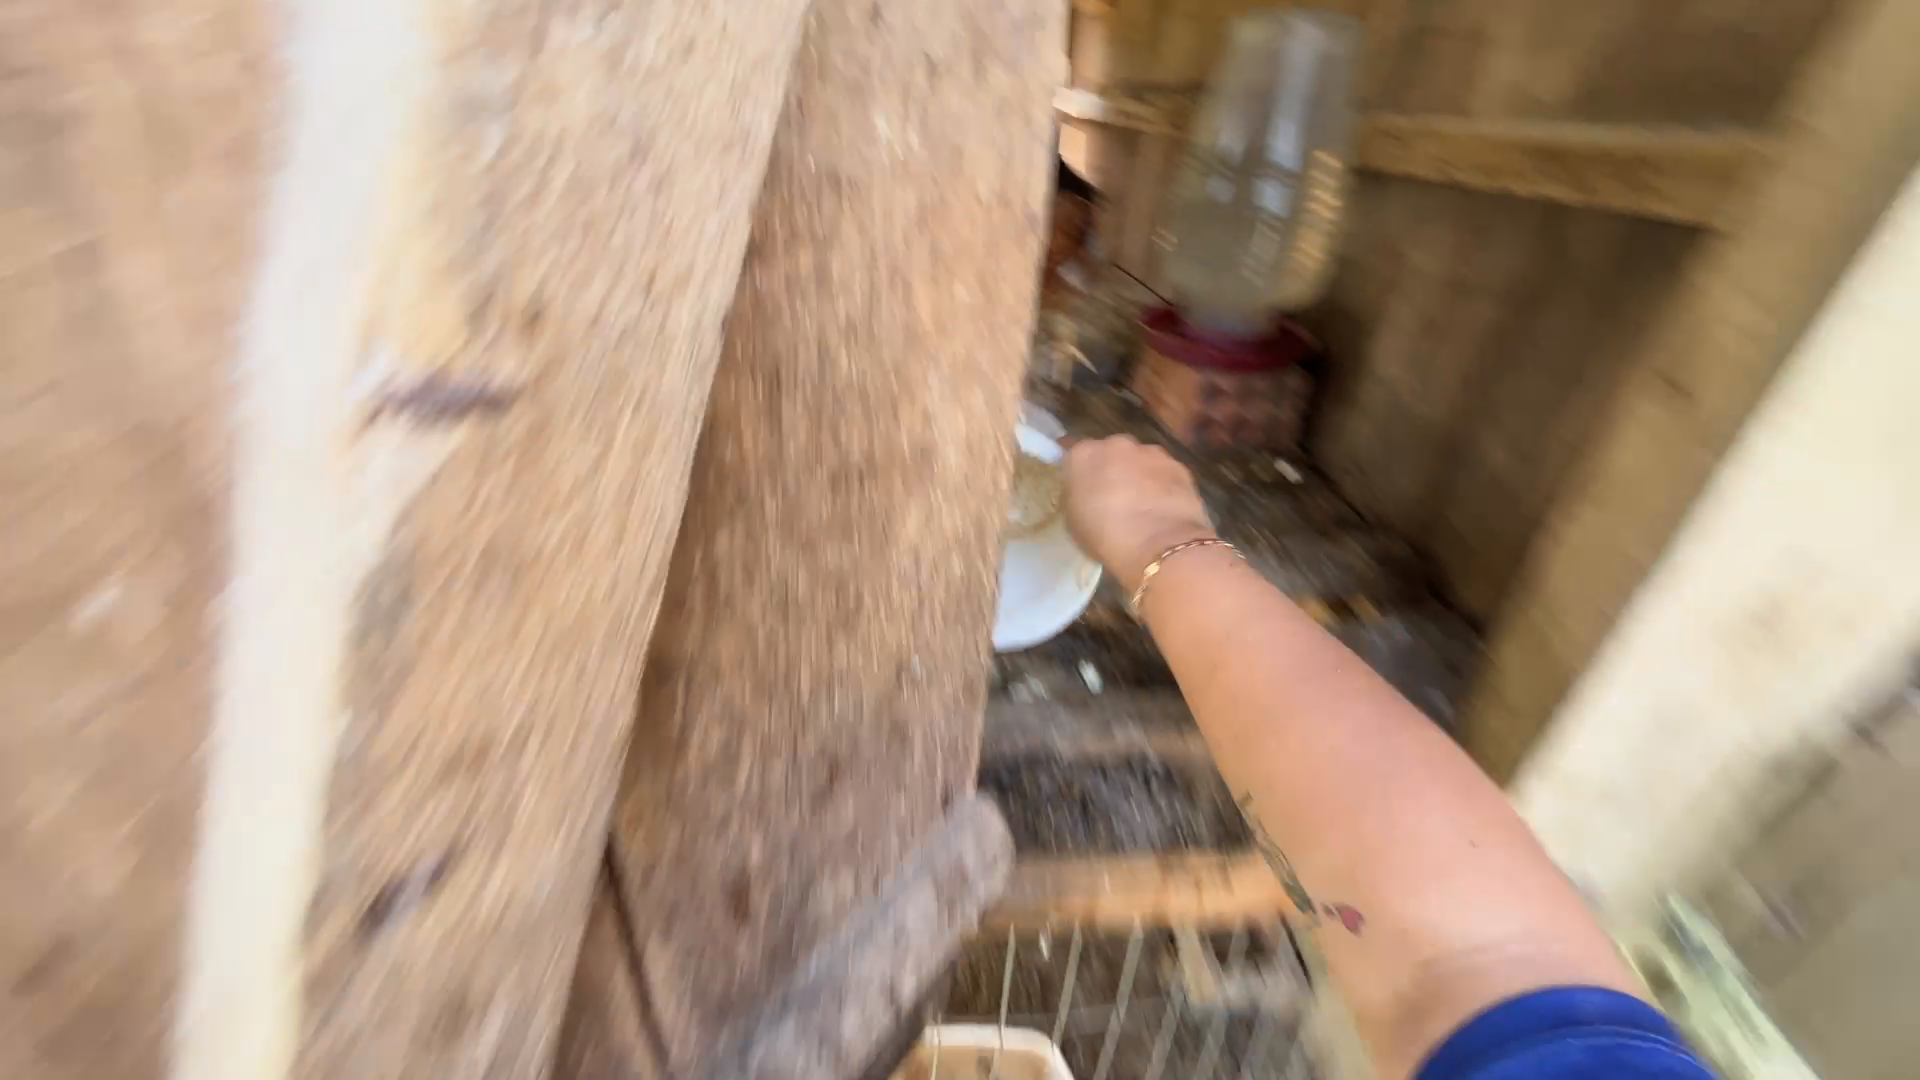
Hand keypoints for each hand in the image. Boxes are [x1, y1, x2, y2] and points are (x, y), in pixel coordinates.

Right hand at [1062, 435, 1215, 592]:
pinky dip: (1163, 486)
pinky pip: (1165, 473)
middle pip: (1110, 453)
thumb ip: (1076, 495)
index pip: (1074, 455)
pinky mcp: (1180, 466)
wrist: (1158, 544)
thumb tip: (1085, 492)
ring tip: (1142, 507)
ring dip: (1139, 476)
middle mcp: (1116, 444)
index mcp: (1083, 454)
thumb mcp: (1073, 520)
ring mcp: (1151, 453)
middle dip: (1111, 469)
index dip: (1078, 473)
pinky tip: (1164, 509)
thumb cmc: (1104, 535)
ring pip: (1141, 460)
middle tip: (1112, 498)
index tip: (1081, 490)